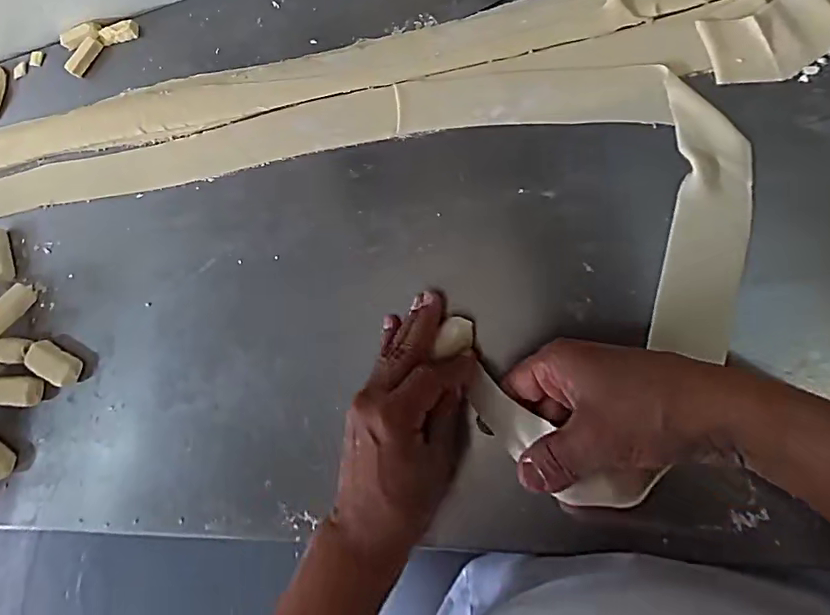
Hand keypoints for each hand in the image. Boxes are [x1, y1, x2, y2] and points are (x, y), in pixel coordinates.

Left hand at [328, 291, 476, 558]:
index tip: (470, 356)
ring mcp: (361, 401)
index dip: (454, 366)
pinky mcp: (358, 405)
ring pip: (390, 357)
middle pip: (405, 354)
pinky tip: (392, 327)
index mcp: (394, 416)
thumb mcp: (437, 463)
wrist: (362, 530)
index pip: (430, 376)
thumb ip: (446, 415)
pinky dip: (388, 347)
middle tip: (434, 299)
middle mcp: (373, 400)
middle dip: (423, 325)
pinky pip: (378, 368)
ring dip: (407, 329)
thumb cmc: (404, 506)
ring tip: (418, 305)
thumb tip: (455, 383)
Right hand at [502, 339, 761, 495]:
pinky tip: (606, 477)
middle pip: (541, 409)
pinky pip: (595, 430)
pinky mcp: (623, 404)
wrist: (715, 410)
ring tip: (582, 480)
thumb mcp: (591, 441)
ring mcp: (601, 386)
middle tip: (551, 474)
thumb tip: (528, 473)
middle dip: (546, 446)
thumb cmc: (652, 406)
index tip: (517, 456)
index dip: (511, 423)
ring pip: (570, 425)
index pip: (514, 388)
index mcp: (558, 361)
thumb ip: (552, 460)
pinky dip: (596, 453)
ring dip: (573, 455)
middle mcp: (575, 368)